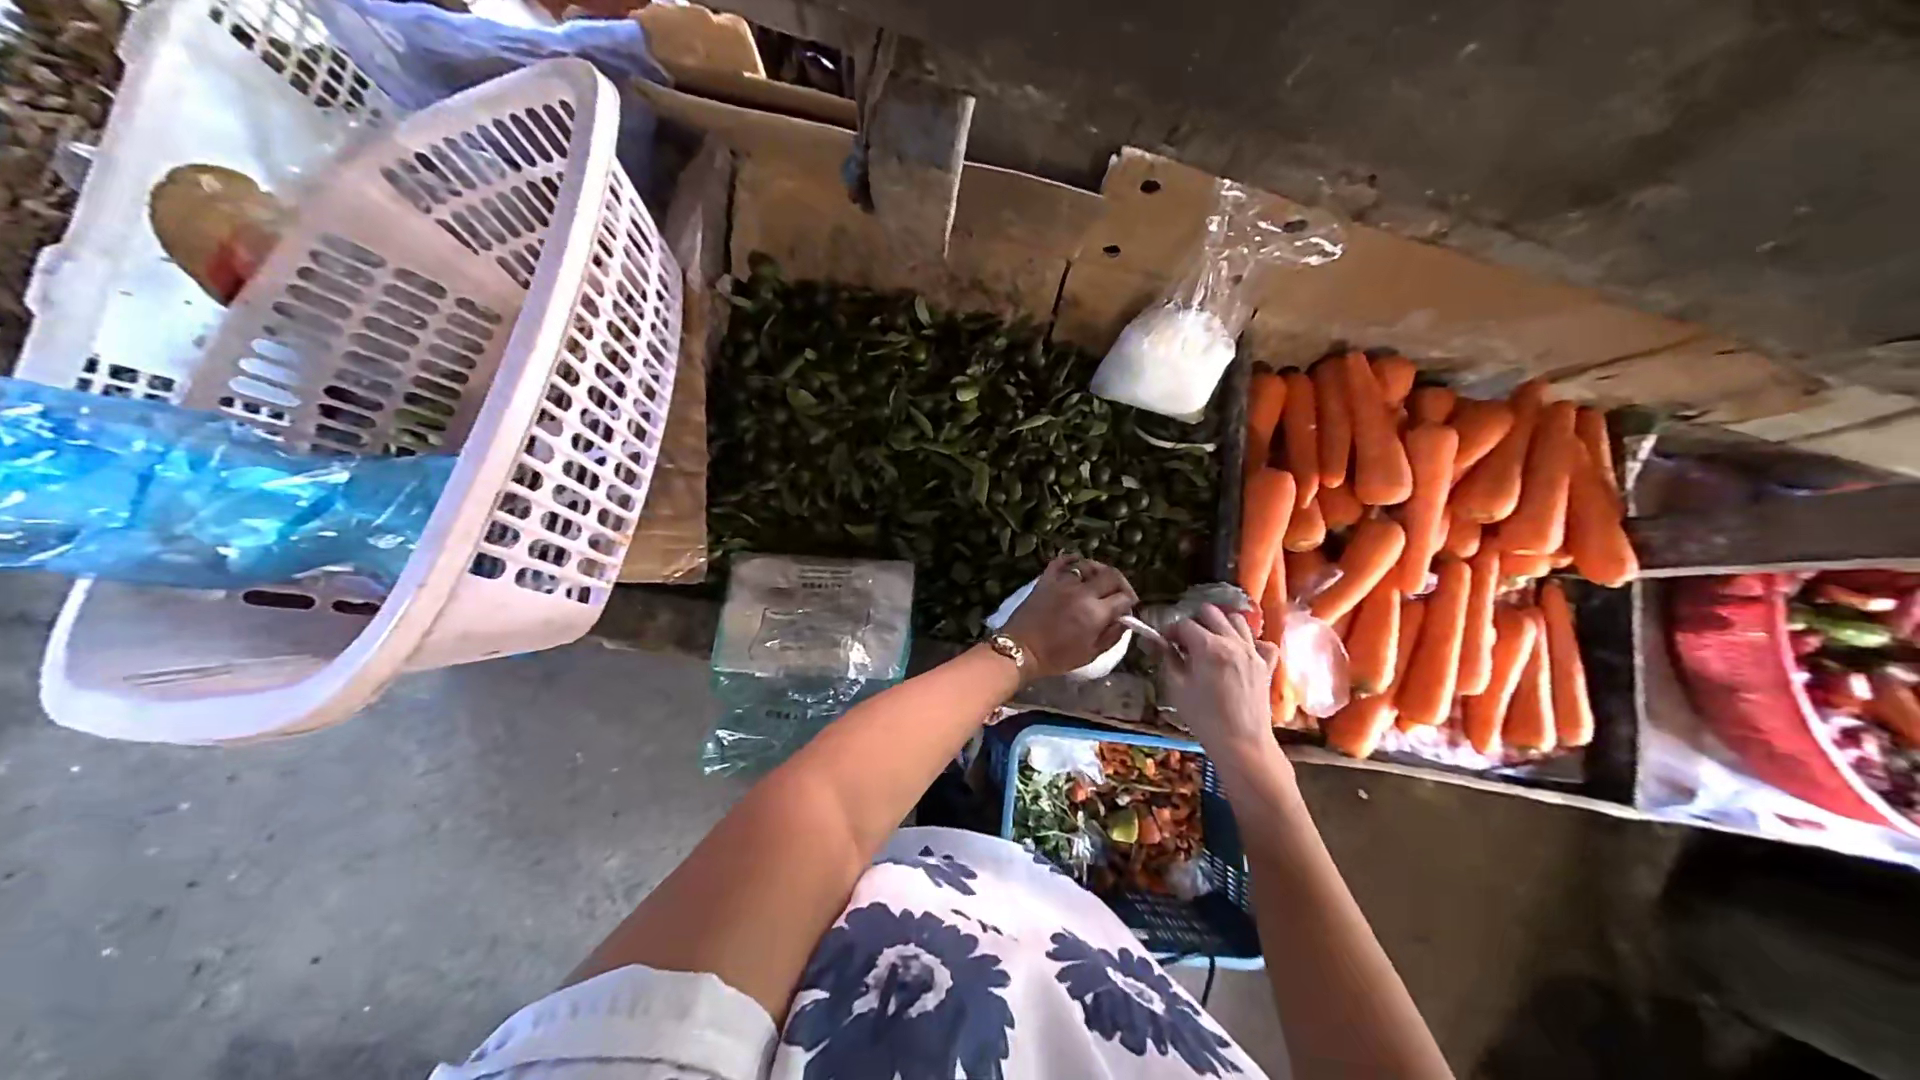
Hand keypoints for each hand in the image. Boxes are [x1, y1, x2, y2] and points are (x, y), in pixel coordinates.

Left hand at [1000, 555, 1137, 678]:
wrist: (1020, 650)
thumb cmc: (1056, 657)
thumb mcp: (1091, 654)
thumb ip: (1112, 636)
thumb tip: (1125, 620)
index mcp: (1095, 613)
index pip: (1123, 598)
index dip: (1130, 604)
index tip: (1127, 610)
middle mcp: (1082, 592)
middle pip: (1112, 575)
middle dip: (1122, 585)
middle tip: (1120, 595)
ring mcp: (1063, 582)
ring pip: (1089, 565)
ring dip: (1100, 571)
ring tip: (1101, 582)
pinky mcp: (1046, 579)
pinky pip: (1062, 561)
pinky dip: (1073, 561)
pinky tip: (1079, 568)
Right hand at [1163, 605, 1287, 770]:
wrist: (1241, 743)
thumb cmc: (1204, 718)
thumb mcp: (1176, 688)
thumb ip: (1168, 659)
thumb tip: (1162, 643)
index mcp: (1208, 646)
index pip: (1184, 624)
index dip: (1170, 631)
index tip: (1164, 643)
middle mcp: (1233, 642)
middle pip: (1211, 612)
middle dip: (1195, 622)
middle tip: (1186, 641)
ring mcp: (1253, 651)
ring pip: (1237, 620)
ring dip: (1221, 626)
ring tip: (1212, 643)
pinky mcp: (1267, 664)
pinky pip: (1262, 642)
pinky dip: (1250, 642)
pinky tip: (1240, 653)